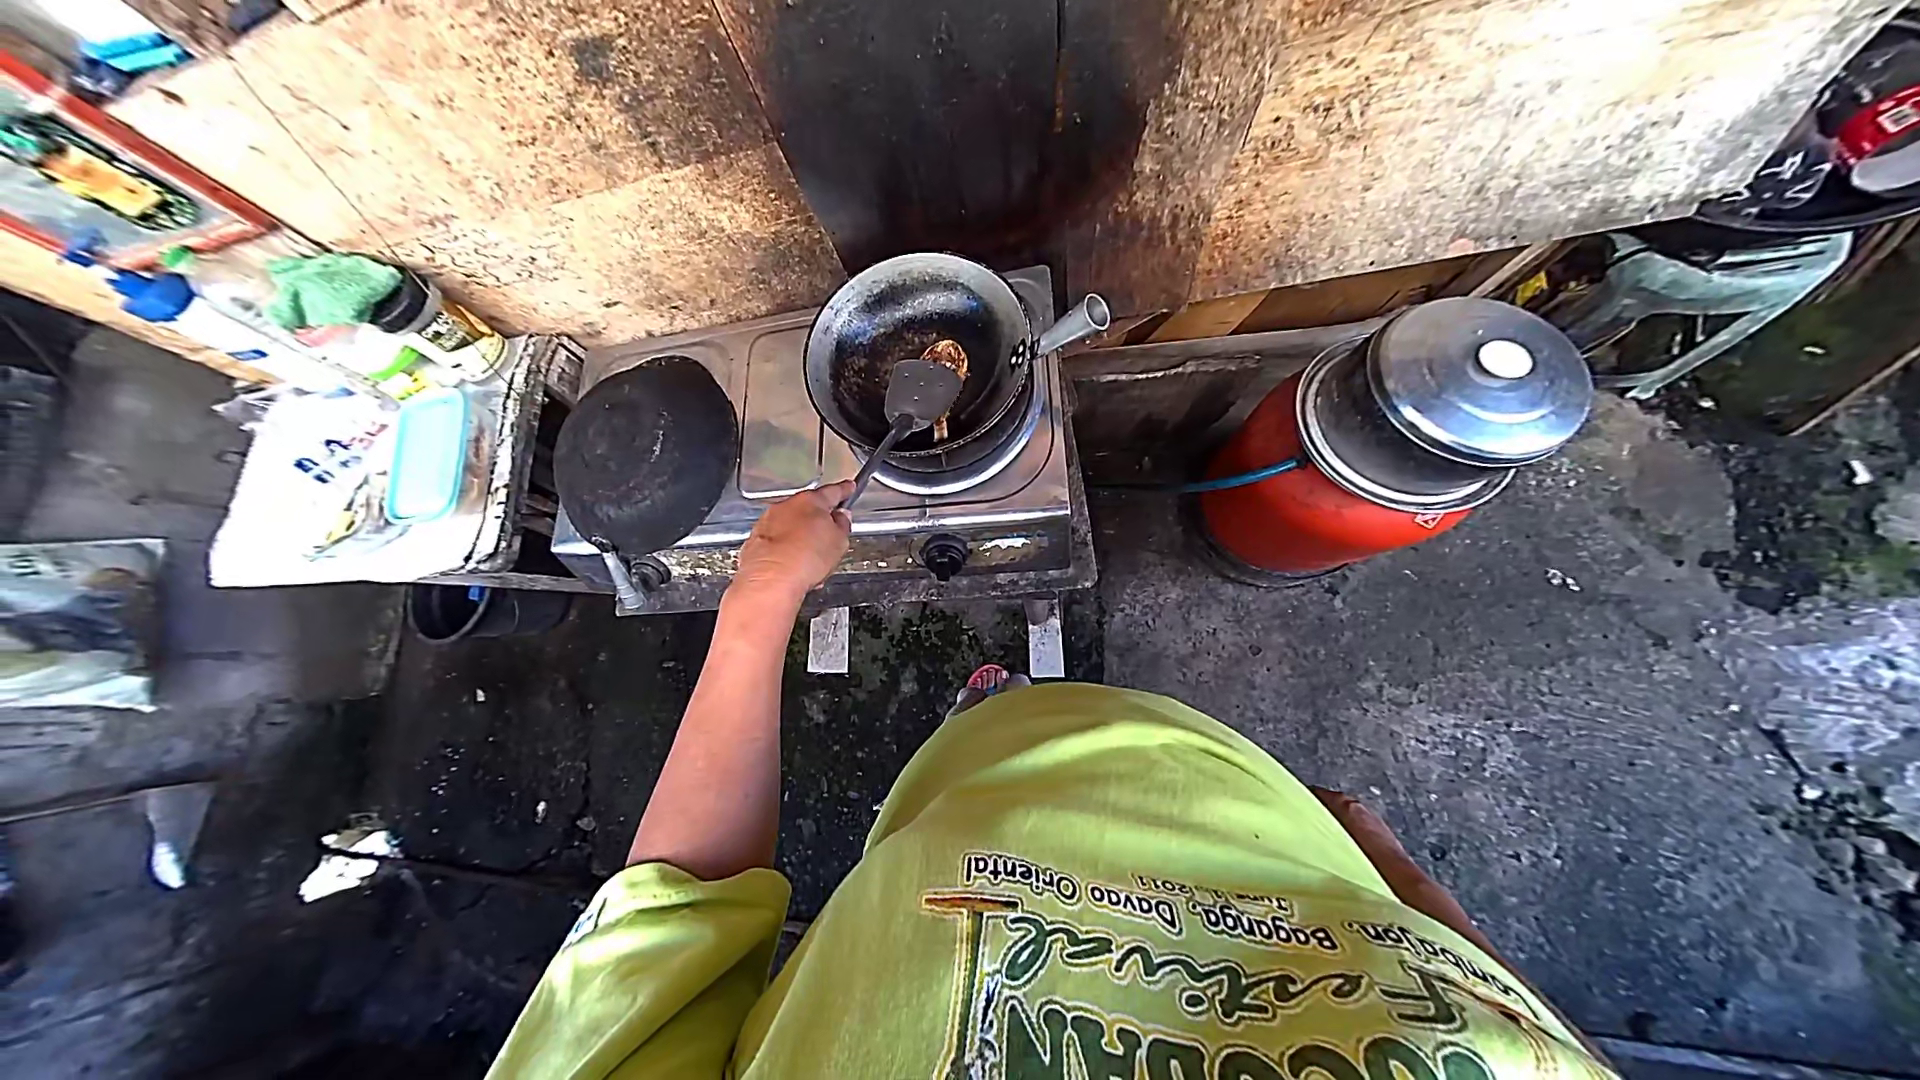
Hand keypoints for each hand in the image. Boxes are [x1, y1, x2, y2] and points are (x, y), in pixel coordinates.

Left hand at [731, 480, 853, 602]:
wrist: (770, 581)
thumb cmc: (803, 559)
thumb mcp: (840, 542)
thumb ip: (842, 525)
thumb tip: (841, 519)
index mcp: (811, 501)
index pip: (833, 491)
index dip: (844, 490)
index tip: (848, 488)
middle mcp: (786, 507)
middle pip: (809, 510)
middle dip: (820, 522)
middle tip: (832, 538)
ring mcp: (767, 523)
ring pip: (791, 527)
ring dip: (802, 540)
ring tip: (812, 562)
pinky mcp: (755, 542)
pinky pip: (777, 543)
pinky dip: (786, 552)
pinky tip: (795, 568)